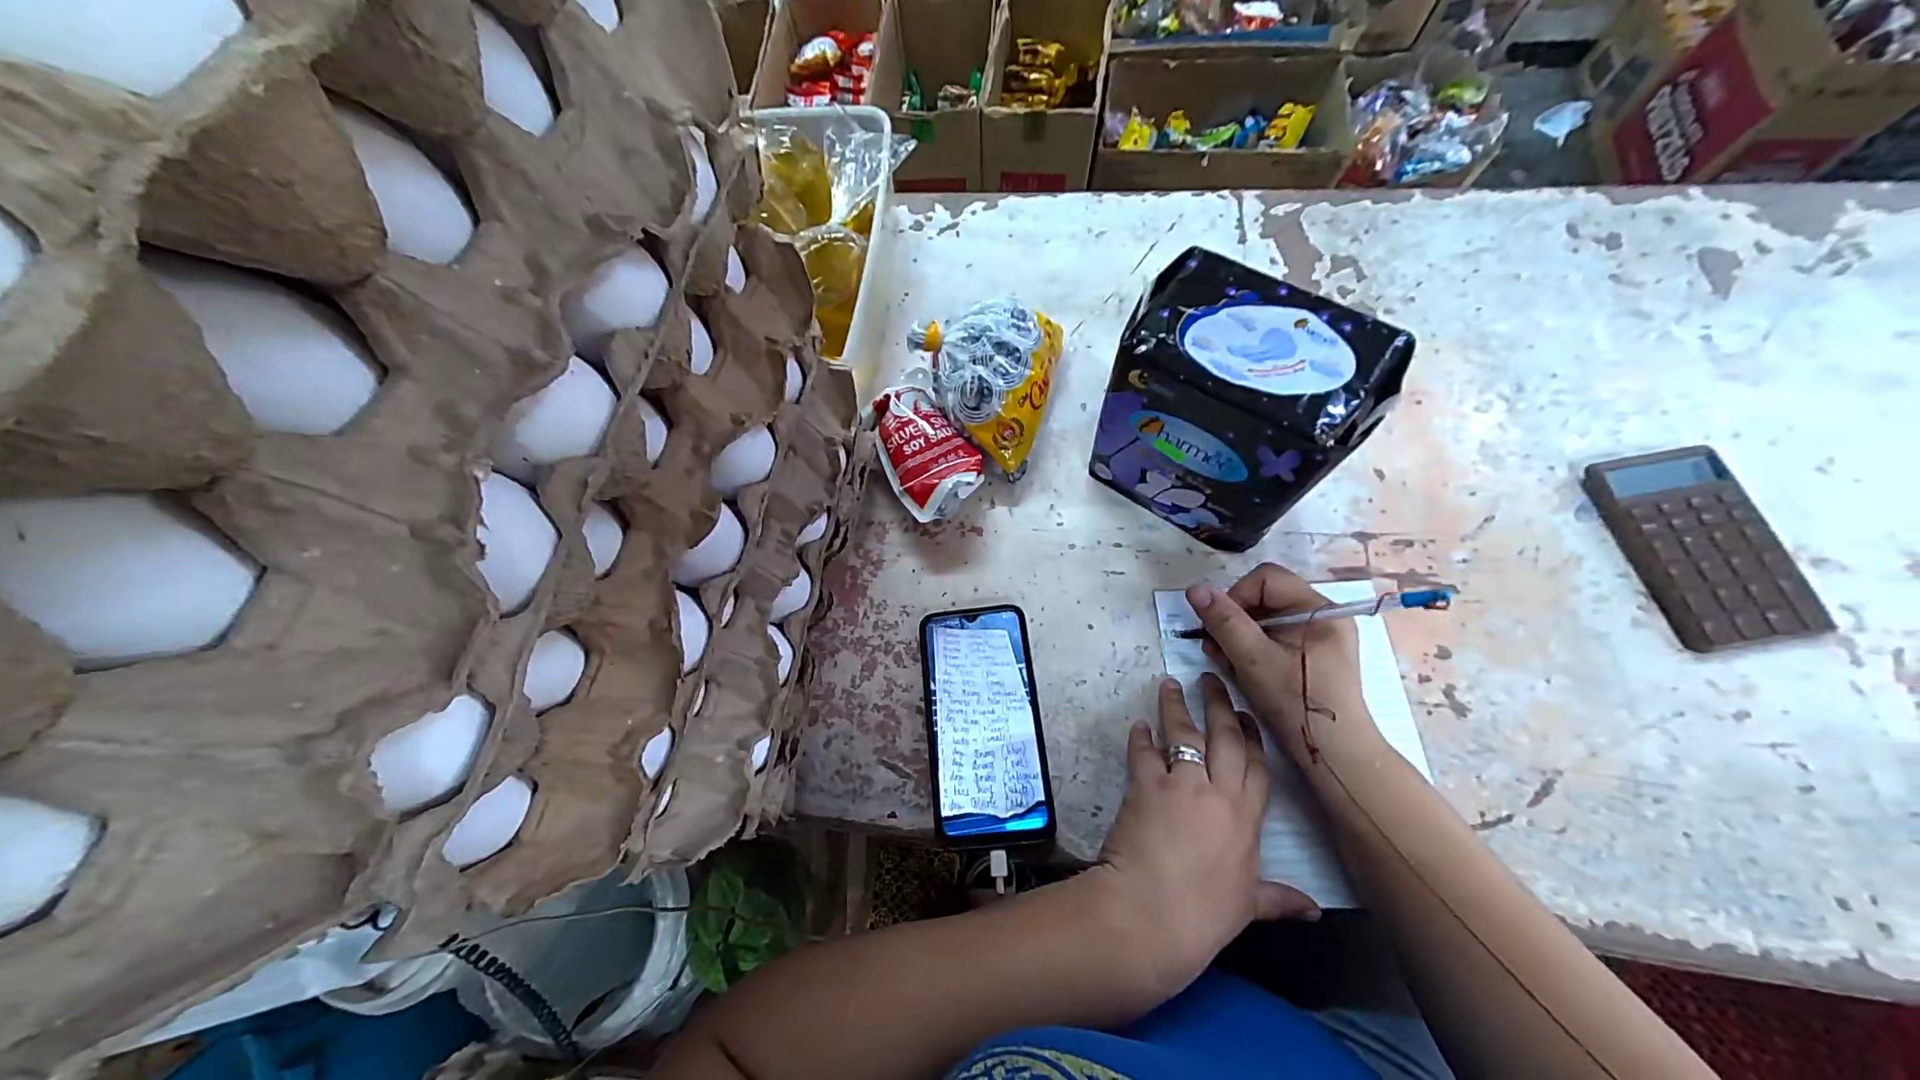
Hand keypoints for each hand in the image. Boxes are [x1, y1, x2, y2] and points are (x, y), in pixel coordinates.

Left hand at [1090, 674, 1318, 999]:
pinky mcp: (1145, 784)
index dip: (1253, 739)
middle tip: (1212, 680)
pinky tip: (1138, 725)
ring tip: (1170, 684)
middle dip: (1221, 706)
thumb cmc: (1204, 915)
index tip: (1248, 717)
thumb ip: (1278, 899)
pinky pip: (1144, 751)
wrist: (1153, 913)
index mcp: (1247, 820)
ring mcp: (1181, 785)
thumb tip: (1314, 911)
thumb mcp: (1247, 906)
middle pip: (1225, 738)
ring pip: (1183, 734)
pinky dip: (1140, 737)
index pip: (1257, 768)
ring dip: (1176, 707)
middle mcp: (1218, 794)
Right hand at [1187, 564, 1377, 769]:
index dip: (1236, 595)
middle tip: (1215, 646)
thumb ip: (1224, 621)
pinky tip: (1239, 668)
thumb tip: (1195, 589)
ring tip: (1223, 659)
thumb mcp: (1253, 658)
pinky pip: (1274, 638)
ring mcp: (1319, 637)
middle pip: (1264, 597)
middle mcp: (1323, 616)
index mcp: (1319, 609)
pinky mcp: (1312, 656)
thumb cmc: (1296, 702)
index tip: (1219, 626)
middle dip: (1234, 618)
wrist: (1335, 754)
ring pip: (1265, 619)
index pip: (1266, 578)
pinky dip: (1252, 648)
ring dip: (1238, 635)